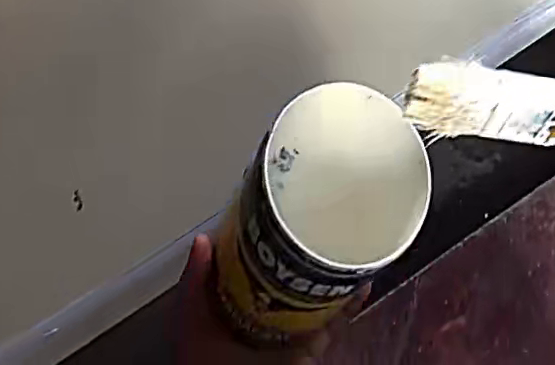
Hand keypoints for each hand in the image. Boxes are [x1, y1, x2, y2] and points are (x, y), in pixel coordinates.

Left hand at [177, 234, 365, 364]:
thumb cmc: (206, 364)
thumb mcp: (193, 325)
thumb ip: (195, 285)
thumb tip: (204, 238)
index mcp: (245, 300)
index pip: (263, 258)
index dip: (274, 233)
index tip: (285, 206)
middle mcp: (274, 309)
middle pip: (298, 270)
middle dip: (313, 247)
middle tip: (328, 216)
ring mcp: (296, 327)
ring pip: (323, 290)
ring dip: (338, 270)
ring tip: (353, 241)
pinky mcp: (313, 345)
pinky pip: (338, 321)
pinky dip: (352, 302)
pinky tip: (361, 282)